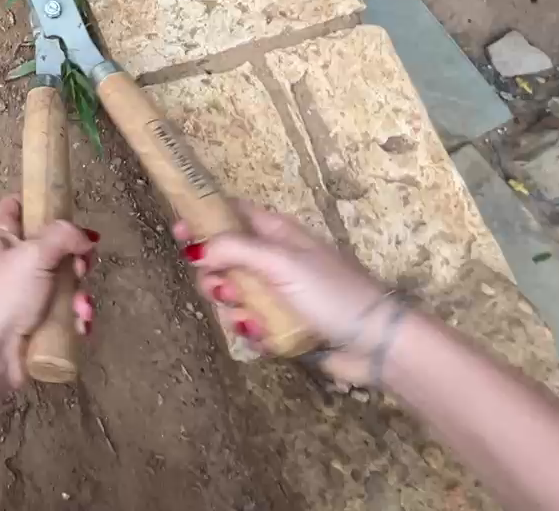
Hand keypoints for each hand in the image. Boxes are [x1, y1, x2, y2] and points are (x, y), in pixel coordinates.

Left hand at [0, 195, 97, 386]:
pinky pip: (65, 312)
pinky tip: (80, 325)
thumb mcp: (32, 254)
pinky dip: (76, 317)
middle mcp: (13, 261)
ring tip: (80, 307)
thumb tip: (87, 236)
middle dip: (76, 258)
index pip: (18, 206)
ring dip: (79, 294)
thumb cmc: (3, 293)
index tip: (67, 212)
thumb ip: (62, 236)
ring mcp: (25, 293)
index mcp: (3, 236)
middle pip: (53, 246)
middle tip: (82, 267)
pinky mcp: (37, 322)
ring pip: (65, 282)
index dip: (40, 203)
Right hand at [176, 203, 399, 384]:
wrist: (379, 346)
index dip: (200, 218)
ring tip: (247, 317)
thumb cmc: (331, 292)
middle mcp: (270, 258)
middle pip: (219, 256)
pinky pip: (246, 321)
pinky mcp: (278, 323)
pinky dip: (248, 329)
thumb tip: (193, 249)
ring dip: (230, 306)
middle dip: (213, 275)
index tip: (179, 234)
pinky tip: (261, 335)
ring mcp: (274, 291)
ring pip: (228, 292)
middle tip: (221, 289)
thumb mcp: (280, 261)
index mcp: (273, 232)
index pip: (227, 212)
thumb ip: (232, 249)